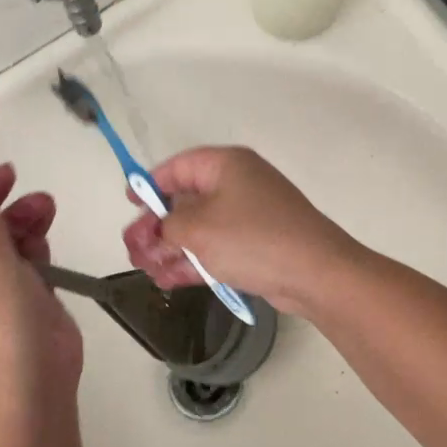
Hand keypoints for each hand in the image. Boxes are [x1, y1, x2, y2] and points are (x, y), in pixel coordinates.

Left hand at [0, 163, 82, 408]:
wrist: (36, 385)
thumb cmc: (6, 326)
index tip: (9, 174)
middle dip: (12, 212)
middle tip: (42, 202)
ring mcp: (8, 293)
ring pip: (16, 247)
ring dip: (30, 225)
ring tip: (49, 211)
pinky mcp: (36, 302)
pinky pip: (35, 266)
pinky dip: (41, 249)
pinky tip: (49, 240)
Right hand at [121, 146, 361, 316]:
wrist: (315, 273)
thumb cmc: (252, 240)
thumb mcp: (198, 229)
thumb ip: (167, 226)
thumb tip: (157, 230)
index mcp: (225, 166)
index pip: (178, 167)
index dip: (151, 184)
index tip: (131, 203)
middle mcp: (237, 186)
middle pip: (185, 202)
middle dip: (156, 227)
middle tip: (133, 250)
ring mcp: (247, 218)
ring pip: (198, 230)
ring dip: (170, 249)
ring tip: (145, 270)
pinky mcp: (254, 247)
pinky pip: (214, 250)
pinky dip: (191, 262)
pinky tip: (167, 279)